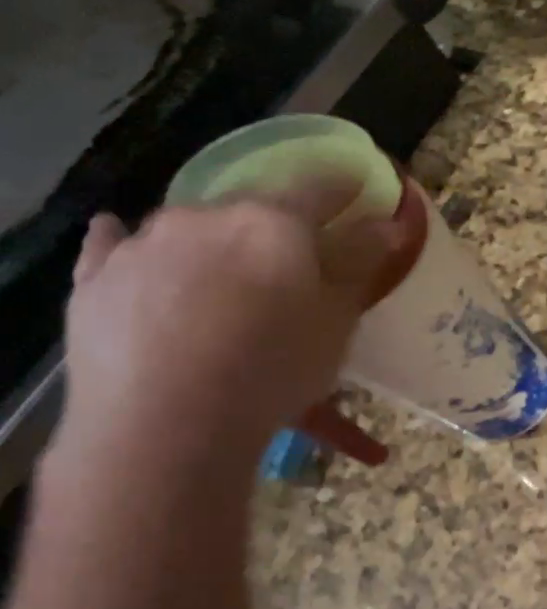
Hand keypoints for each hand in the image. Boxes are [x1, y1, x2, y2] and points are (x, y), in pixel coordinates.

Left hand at [57, 185, 402, 467]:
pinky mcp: (96, 275)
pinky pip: (116, 245)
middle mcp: (205, 216)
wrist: (166, 422)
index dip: (348, 187)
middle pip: (254, 208)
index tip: (363, 193)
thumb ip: (362, 262)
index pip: (322, 186)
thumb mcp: (340, 320)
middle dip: (279, 229)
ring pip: (193, 229)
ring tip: (229, 280)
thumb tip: (388, 223)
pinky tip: (129, 244)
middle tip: (297, 264)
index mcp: (275, 221)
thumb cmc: (276, 367)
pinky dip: (130, 244)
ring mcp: (143, 242)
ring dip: (217, 244)